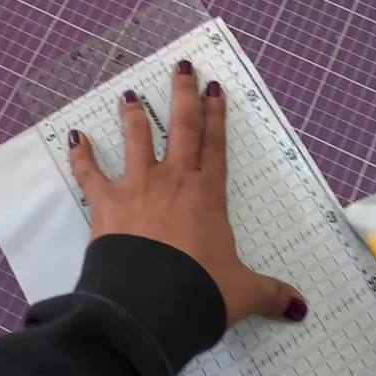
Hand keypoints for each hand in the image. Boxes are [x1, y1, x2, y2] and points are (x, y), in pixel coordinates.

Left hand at [68, 59, 306, 325]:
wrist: (150, 307)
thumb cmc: (200, 293)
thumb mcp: (242, 292)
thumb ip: (270, 293)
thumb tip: (300, 308)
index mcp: (207, 194)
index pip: (215, 146)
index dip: (217, 115)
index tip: (215, 88)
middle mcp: (174, 180)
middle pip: (182, 128)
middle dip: (183, 95)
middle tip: (182, 67)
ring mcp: (138, 187)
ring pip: (137, 140)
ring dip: (133, 116)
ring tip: (129, 94)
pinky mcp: (106, 203)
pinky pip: (91, 174)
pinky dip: (82, 156)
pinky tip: (76, 138)